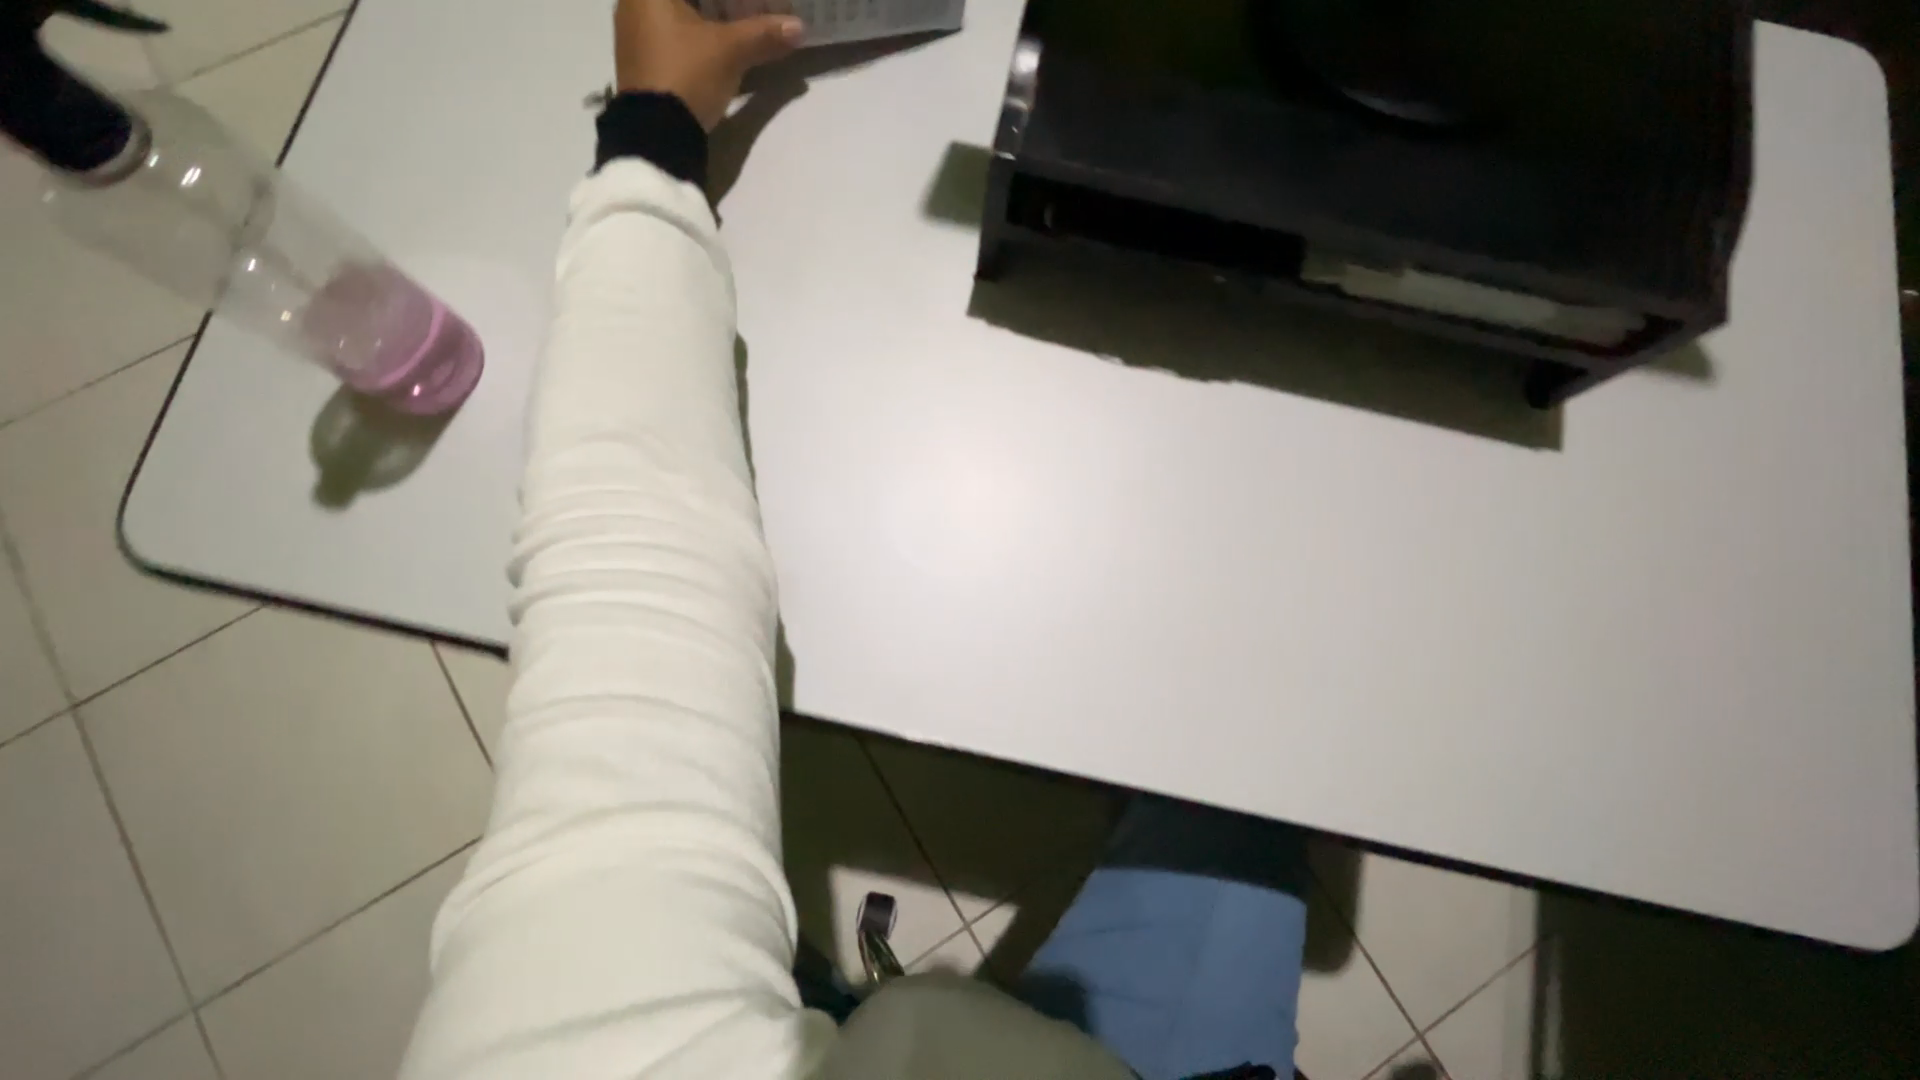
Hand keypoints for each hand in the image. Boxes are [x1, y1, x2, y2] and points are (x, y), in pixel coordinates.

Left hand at [614, 0, 803, 130]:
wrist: (655, 134)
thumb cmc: (687, 75)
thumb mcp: (729, 52)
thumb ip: (763, 34)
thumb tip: (799, 27)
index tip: (749, 4)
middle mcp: (634, 1)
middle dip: (720, 5)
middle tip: (748, 9)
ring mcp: (634, 33)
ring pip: (678, 13)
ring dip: (707, 18)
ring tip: (738, 26)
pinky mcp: (641, 60)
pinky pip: (673, 35)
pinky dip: (696, 36)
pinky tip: (717, 47)